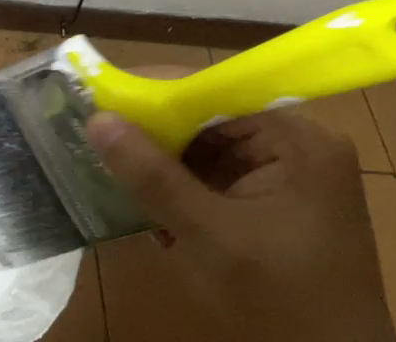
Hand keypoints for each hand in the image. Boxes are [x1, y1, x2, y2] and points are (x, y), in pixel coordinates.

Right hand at [87, 108, 395, 341]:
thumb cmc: (283, 304)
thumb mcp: (211, 238)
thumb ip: (154, 176)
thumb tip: (96, 118)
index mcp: (297, 138)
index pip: (212, 91)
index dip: (152, 94)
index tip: (96, 101)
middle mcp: (299, 142)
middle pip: (209, 118)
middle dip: (157, 135)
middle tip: (102, 145)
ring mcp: (293, 173)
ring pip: (210, 148)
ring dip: (168, 166)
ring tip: (122, 179)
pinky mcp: (283, 202)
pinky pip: (222, 176)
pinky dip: (188, 190)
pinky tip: (159, 212)